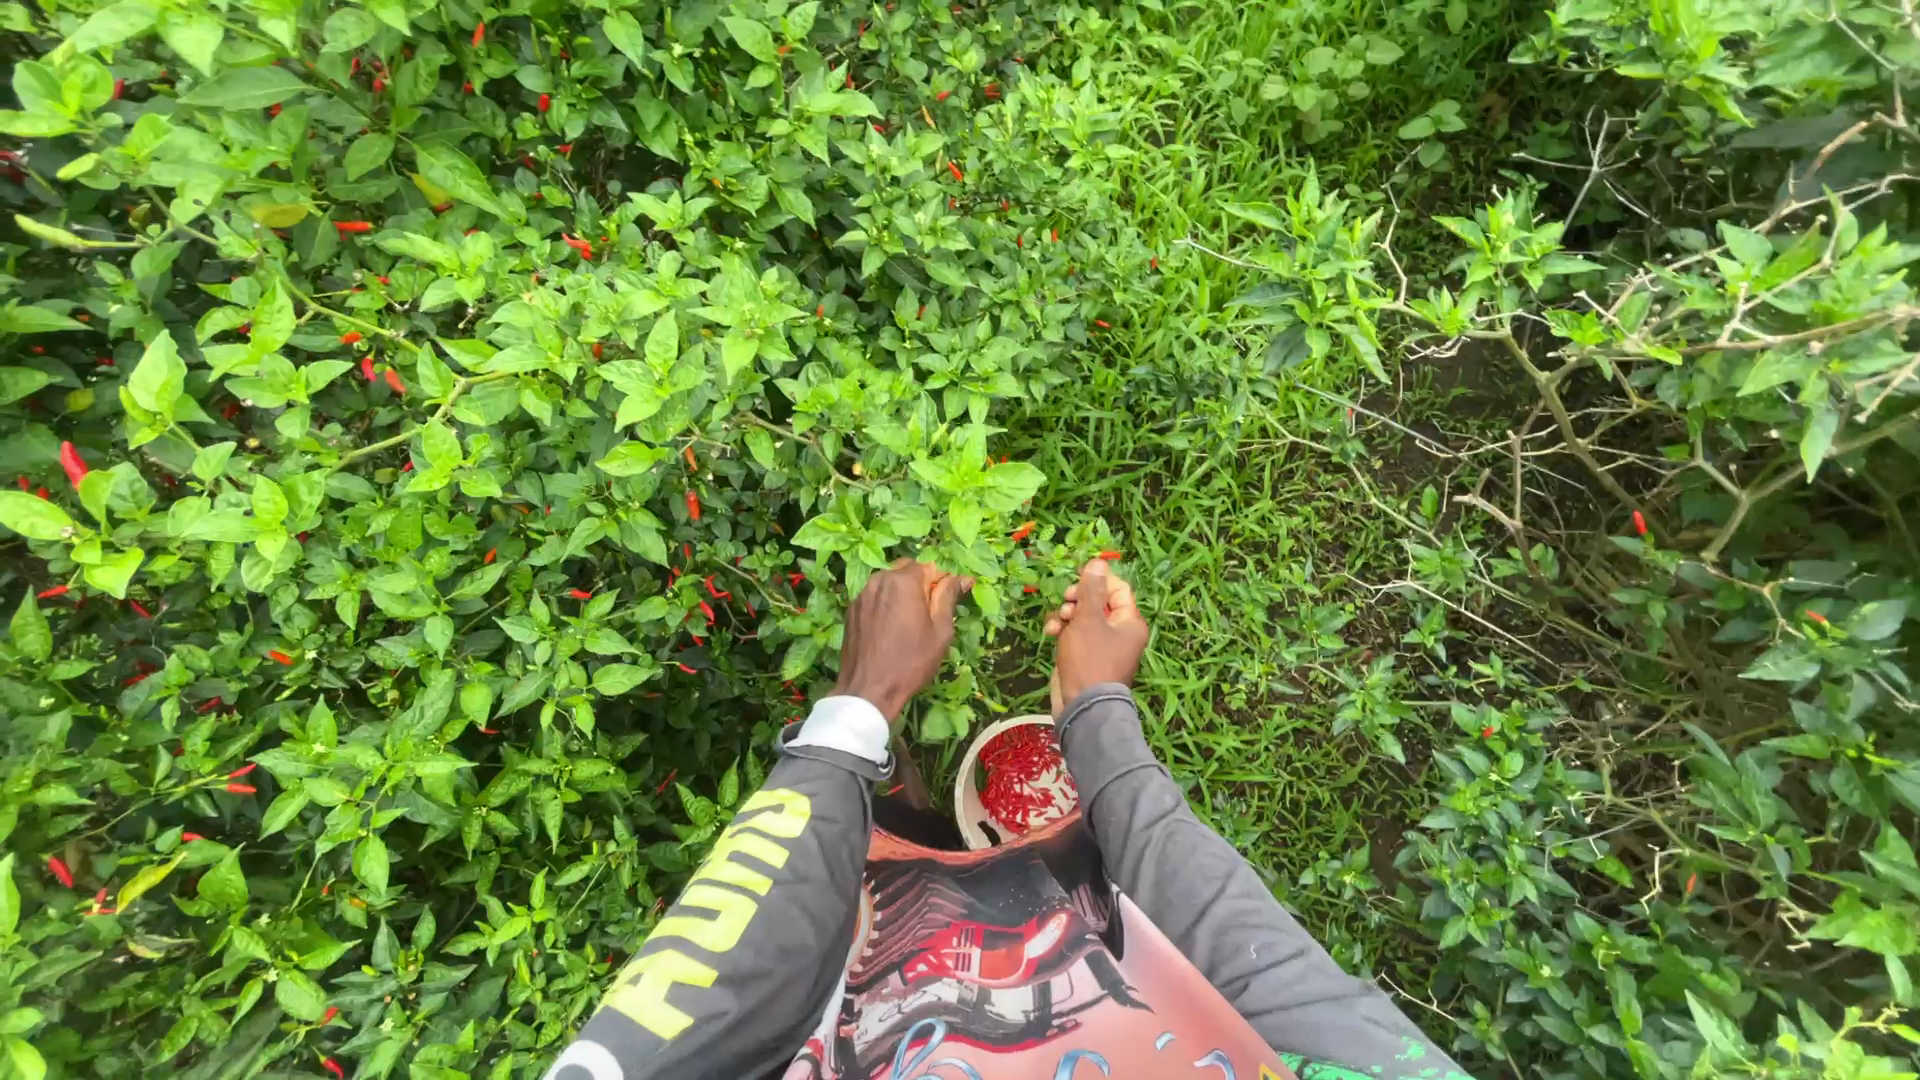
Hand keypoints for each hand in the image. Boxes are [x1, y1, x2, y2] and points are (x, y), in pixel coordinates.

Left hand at [833, 557, 973, 720]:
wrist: (868, 690)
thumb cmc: (911, 662)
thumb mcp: (940, 631)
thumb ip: (948, 597)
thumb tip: (962, 578)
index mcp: (903, 582)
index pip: (930, 567)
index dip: (942, 583)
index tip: (948, 603)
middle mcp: (879, 580)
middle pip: (907, 571)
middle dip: (921, 584)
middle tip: (929, 613)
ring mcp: (862, 595)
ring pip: (889, 583)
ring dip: (902, 593)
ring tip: (909, 622)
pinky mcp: (851, 610)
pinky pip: (875, 597)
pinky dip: (886, 604)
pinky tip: (890, 628)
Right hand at [1045, 558, 1149, 713]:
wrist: (1082, 707)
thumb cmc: (1090, 660)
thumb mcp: (1088, 620)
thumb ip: (1091, 590)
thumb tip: (1099, 562)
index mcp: (1130, 622)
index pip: (1118, 589)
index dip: (1099, 580)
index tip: (1078, 577)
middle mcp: (1119, 632)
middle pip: (1098, 601)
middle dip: (1078, 598)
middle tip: (1067, 601)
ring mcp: (1100, 645)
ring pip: (1082, 617)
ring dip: (1066, 614)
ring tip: (1057, 622)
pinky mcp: (1083, 655)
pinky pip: (1073, 633)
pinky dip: (1062, 630)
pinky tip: (1051, 633)